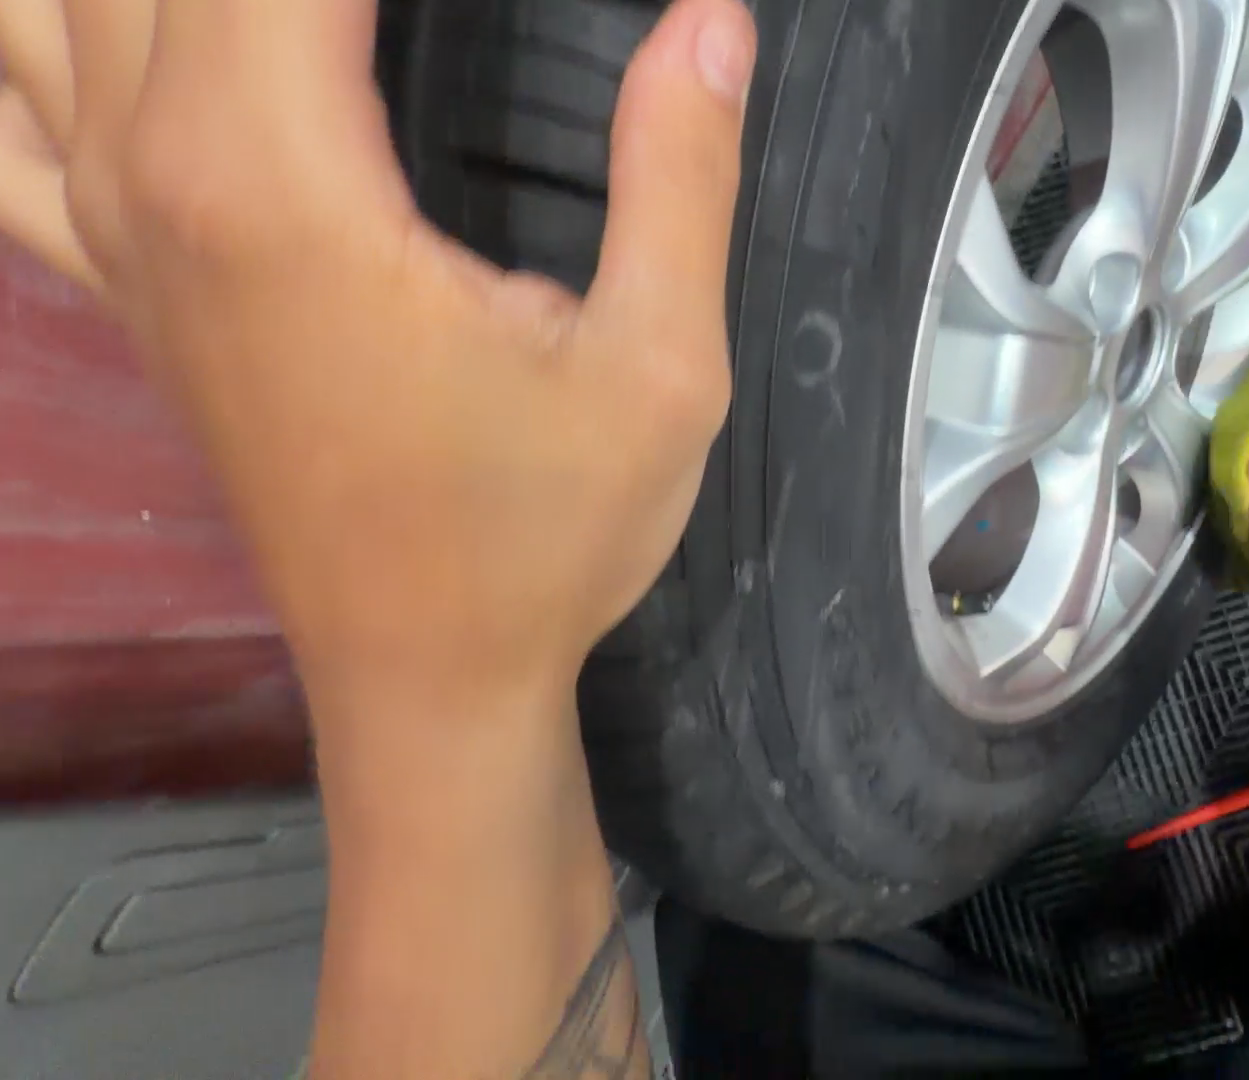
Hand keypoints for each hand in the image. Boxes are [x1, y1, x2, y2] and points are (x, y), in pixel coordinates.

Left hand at [0, 0, 756, 712]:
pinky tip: (148, 66)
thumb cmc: (554, 532)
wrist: (439, 677)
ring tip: (326, 36)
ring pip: (52, 9)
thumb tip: (713, 27)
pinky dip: (56, 52)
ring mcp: (114, 238)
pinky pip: (14, 118)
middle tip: (456, 26)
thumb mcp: (660, 370)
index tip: (553, 4)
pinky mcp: (128, 296)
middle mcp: (154, 176)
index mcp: (283, 182)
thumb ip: (679, 186)